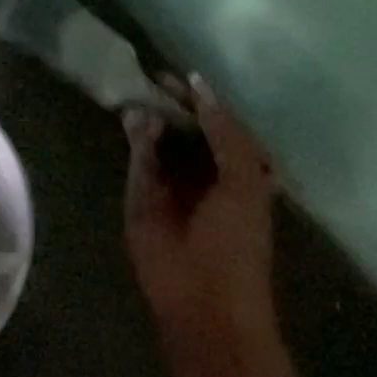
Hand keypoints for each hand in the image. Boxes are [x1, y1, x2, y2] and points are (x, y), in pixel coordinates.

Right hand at [124, 76, 297, 376]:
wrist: (204, 301)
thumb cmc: (238, 243)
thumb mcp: (244, 180)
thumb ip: (224, 132)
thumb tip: (198, 84)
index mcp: (238, 170)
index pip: (218, 124)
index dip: (203, 100)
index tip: (183, 75)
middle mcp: (203, 172)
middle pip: (185, 127)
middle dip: (172, 103)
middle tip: (154, 78)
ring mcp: (170, 183)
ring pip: (158, 139)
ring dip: (151, 117)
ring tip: (140, 90)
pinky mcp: (141, 196)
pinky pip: (138, 159)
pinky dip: (135, 138)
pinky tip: (132, 117)